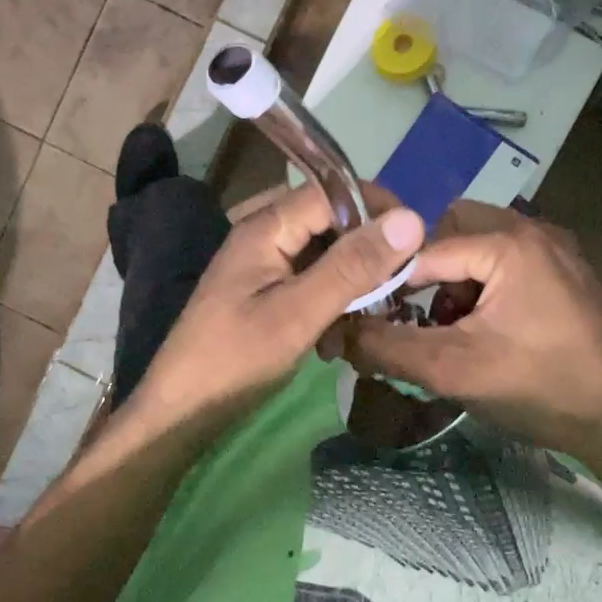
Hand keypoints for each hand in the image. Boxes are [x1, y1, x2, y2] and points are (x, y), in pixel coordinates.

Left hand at [126, 183, 423, 436]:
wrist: (182, 410)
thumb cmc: (235, 359)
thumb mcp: (299, 313)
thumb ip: (352, 266)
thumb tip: (411, 219)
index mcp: (264, 228)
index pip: (331, 192)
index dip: (376, 207)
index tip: (419, 237)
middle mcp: (261, 237)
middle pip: (328, 220)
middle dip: (366, 246)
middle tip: (405, 278)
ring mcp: (261, 267)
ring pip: (322, 254)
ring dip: (351, 278)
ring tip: (379, 310)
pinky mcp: (263, 296)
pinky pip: (308, 281)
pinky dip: (331, 301)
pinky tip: (342, 336)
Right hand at [337, 203, 601, 510]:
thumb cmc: (537, 389)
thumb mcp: (452, 370)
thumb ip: (388, 347)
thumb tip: (335, 333)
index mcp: (508, 243)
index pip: (422, 248)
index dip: (387, 282)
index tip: (364, 314)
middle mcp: (533, 230)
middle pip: (450, 232)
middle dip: (423, 274)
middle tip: (409, 317)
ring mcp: (555, 249)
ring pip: (477, 247)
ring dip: (451, 281)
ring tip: (445, 330)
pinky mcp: (565, 272)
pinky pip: (504, 262)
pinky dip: (480, 287)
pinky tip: (479, 330)